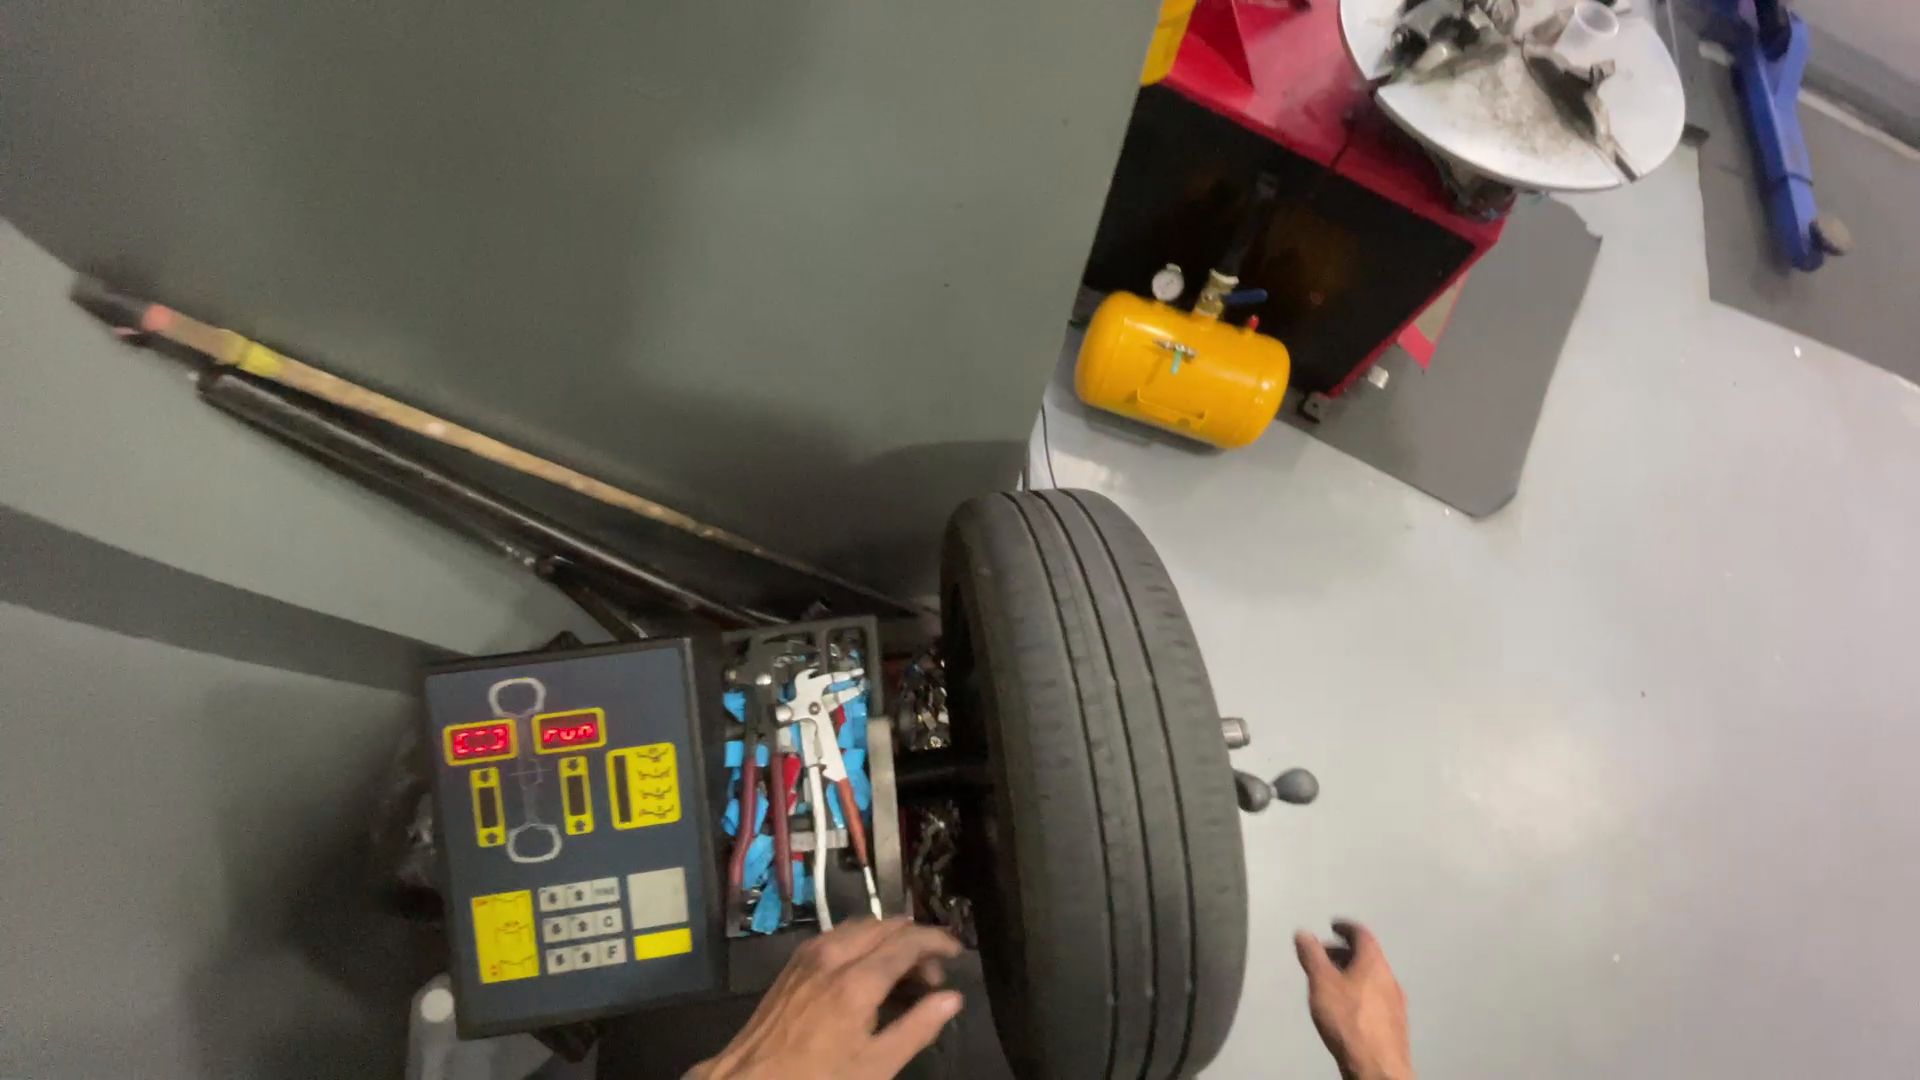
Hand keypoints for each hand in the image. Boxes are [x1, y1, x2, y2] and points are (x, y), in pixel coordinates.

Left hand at [689, 917, 964, 1079]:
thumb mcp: (874, 1069)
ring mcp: (811, 952)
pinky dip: (865, 942)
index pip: (908, 941)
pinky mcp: (796, 960)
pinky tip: (870, 970)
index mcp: (857, 980)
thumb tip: (952, 998)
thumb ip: (917, 1028)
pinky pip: (840, 934)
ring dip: (889, 939)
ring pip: (863, 926)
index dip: (938, 940)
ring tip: (904, 973)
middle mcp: (835, 954)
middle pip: (886, 926)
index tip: (958, 950)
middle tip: (932, 975)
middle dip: (915, 941)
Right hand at [1294, 920, 1412, 1079]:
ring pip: (1372, 977)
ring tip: (1330, 980)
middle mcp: (1389, 979)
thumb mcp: (1321, 981)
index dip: (1346, 927)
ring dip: (1352, 972)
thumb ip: (1311, 954)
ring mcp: (1396, 1004)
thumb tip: (1303, 933)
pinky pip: (1376, 996)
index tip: (1333, 926)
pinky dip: (1360, 990)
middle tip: (1324, 954)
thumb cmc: (1348, 1020)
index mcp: (1374, 964)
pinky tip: (1346, 1006)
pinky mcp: (1395, 1026)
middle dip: (1345, 951)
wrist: (1378, 1070)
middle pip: (1368, 956)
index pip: (1362, 934)